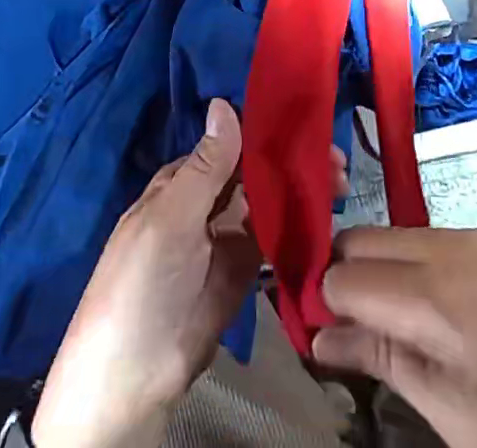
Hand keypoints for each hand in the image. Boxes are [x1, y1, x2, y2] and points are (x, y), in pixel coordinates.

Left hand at [32, 100, 351, 447]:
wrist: (135, 374)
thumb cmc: (144, 281)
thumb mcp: (171, 217)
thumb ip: (206, 166)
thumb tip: (224, 103)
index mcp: (183, 182)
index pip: (230, 144)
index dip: (268, 132)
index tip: (310, 124)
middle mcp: (208, 202)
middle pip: (256, 172)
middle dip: (294, 161)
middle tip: (338, 161)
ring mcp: (228, 235)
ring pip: (270, 202)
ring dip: (303, 190)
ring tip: (341, 184)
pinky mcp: (246, 268)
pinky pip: (276, 237)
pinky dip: (300, 224)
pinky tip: (329, 214)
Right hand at [312, 228, 476, 447]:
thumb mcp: (468, 424)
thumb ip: (390, 363)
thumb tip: (321, 335)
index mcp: (441, 295)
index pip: (342, 275)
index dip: (320, 306)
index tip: (314, 338)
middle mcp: (455, 248)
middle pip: (362, 242)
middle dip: (339, 280)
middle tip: (341, 335)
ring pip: (395, 239)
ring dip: (374, 275)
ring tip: (383, 331)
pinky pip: (431, 244)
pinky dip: (409, 270)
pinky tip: (425, 317)